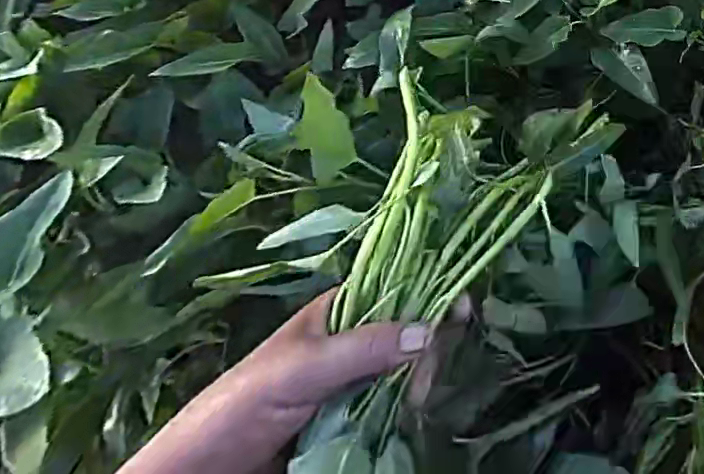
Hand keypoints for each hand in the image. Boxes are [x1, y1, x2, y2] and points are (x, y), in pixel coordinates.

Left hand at [120, 288, 428, 473]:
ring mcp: (353, 378)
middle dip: (426, 348)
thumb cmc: (242, 403)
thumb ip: (364, 347)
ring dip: (418, 380)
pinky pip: (392, 402)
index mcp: (341, 310)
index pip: (399, 286)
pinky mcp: (352, 417)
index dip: (432, 293)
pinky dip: (405, 407)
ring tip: (413, 404)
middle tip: (422, 383)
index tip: (462, 310)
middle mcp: (352, 337)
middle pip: (410, 328)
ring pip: (406, 366)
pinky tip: (410, 413)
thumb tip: (431, 328)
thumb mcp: (302, 368)